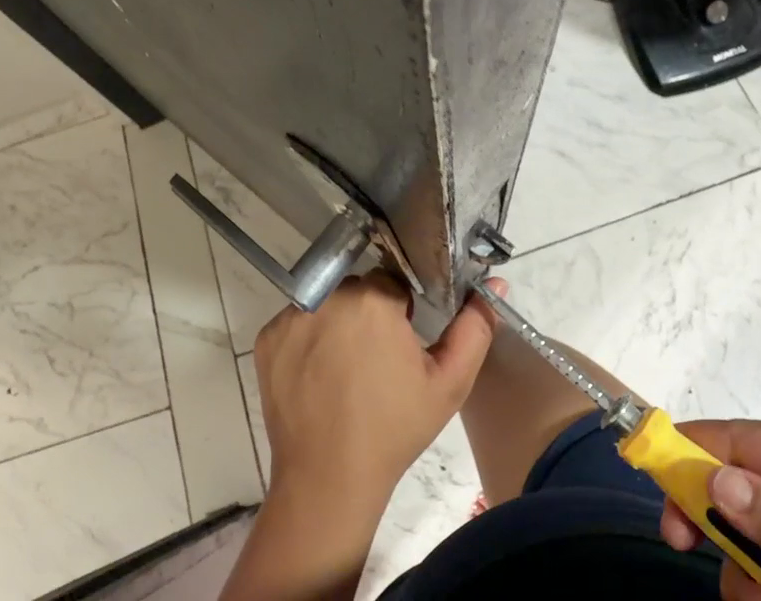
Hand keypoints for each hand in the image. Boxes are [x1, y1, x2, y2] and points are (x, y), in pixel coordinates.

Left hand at [253, 270, 500, 507]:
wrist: (329, 477)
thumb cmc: (394, 430)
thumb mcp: (449, 383)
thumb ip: (475, 328)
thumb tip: (492, 282)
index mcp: (372, 300)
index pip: (392, 282)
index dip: (401, 312)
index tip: (402, 343)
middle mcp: (326, 297)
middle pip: (355, 290)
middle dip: (368, 314)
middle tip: (376, 361)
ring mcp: (290, 317)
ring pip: (324, 304)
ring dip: (336, 324)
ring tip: (345, 372)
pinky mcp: (267, 338)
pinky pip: (296, 324)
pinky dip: (307, 342)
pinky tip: (318, 377)